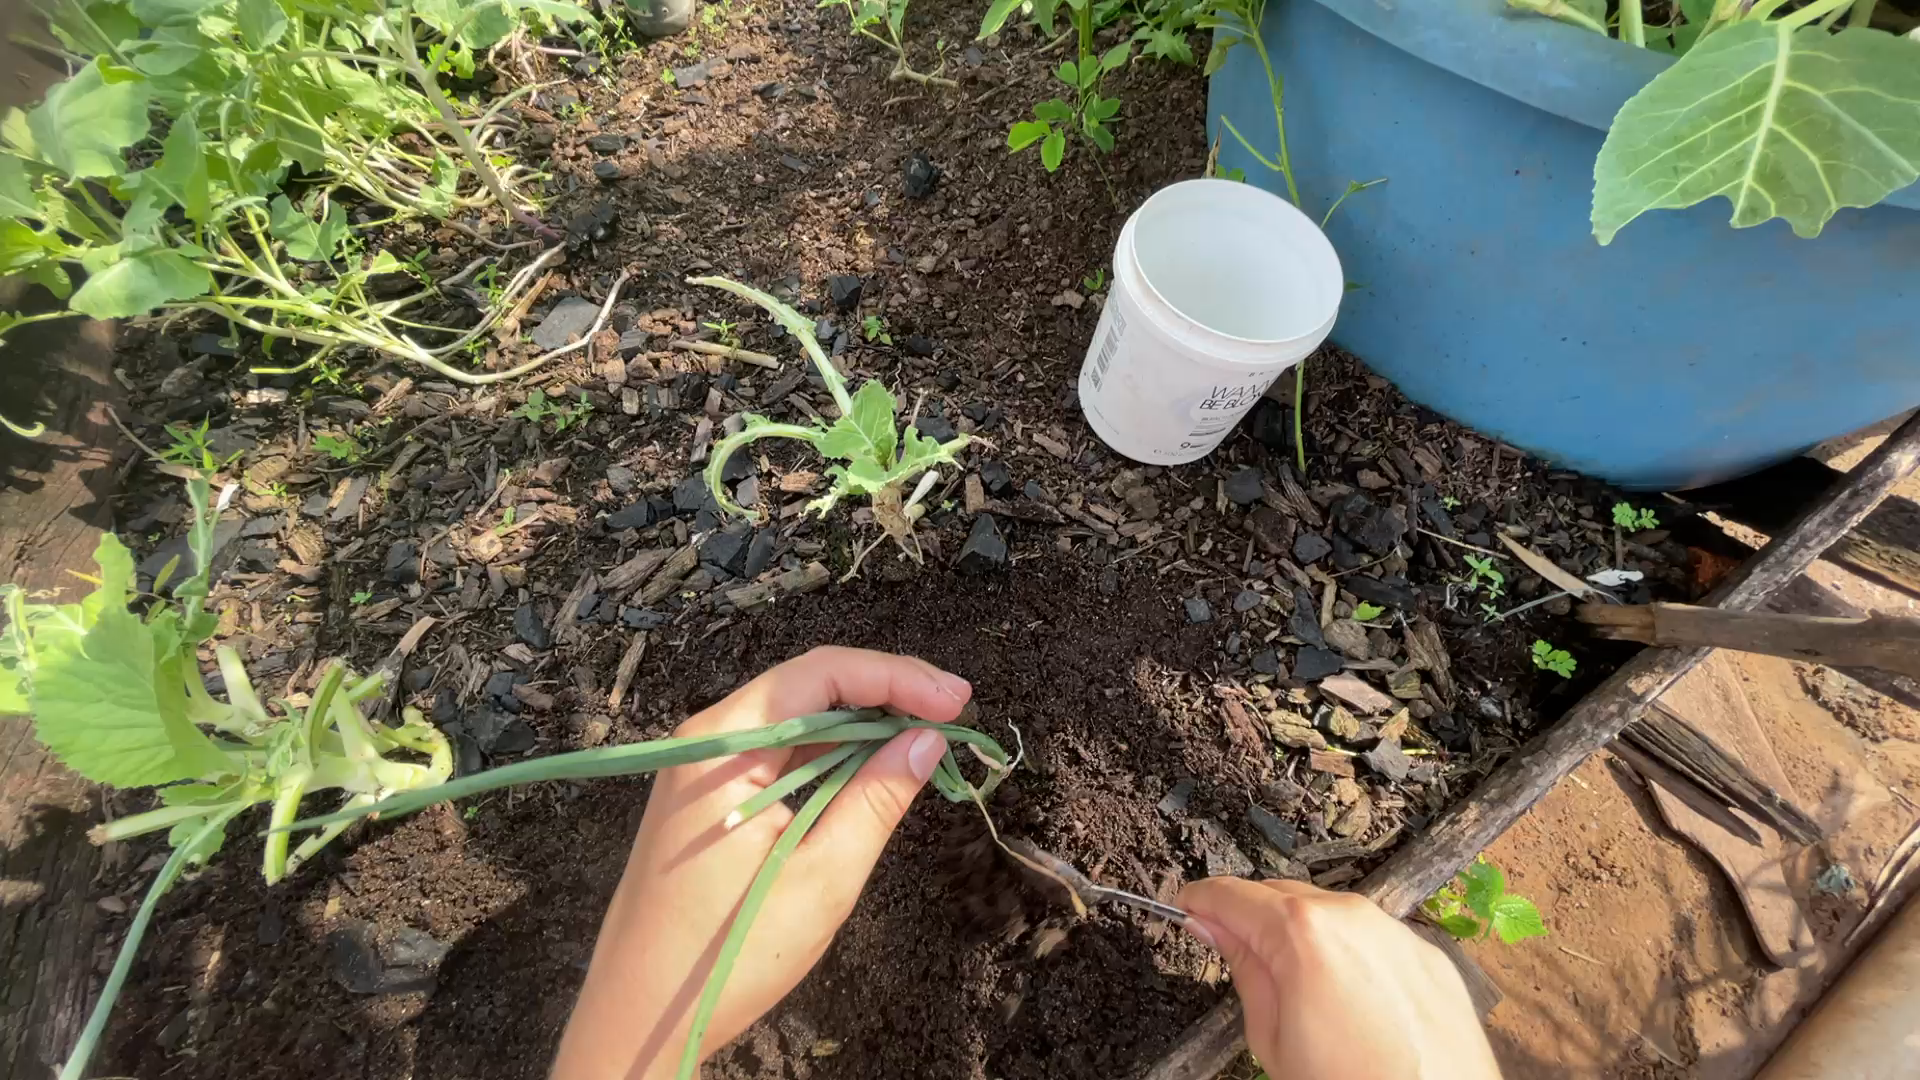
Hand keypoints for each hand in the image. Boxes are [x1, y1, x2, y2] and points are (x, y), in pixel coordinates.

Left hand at [553, 647, 970, 1079]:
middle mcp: (713, 736)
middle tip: (954, 709)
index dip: (895, 676)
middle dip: (887, 690)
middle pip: (812, 685)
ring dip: (867, 720)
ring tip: (929, 729)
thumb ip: (877, 797)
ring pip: (804, 716)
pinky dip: (839, 751)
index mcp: (726, 744)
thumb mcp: (821, 877)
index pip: (821, 675)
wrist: (636, 1025)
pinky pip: (789, 750)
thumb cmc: (728, 956)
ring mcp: (713, 763)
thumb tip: (929, 738)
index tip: (955, 699)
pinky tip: (878, 759)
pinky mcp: (720, 790)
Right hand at [1178, 878, 1500, 1079]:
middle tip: (1241, 957)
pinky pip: (1372, 937)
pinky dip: (1350, 952)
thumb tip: (1212, 927)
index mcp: (1300, 931)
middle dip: (1253, 918)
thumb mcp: (1273, 1041)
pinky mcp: (1431, 956)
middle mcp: (1348, 913)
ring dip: (1302, 932)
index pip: (1230, 894)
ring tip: (1302, 987)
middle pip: (1278, 895)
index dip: (1201, 901)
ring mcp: (1395, 931)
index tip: (1188, 910)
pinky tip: (1354, 1001)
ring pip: (1326, 911)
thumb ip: (1243, 969)